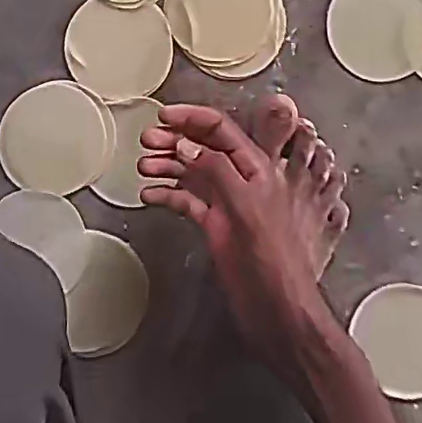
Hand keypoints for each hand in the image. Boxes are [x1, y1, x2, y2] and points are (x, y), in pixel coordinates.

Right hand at [138, 103, 343, 375]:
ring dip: (168, 166)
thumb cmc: (270, 255)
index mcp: (254, 165)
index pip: (220, 128)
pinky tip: (150, 195)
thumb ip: (217, 170)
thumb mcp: (245, 205)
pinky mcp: (216, 225)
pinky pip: (189, 201)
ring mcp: (227, 201)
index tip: (163, 114)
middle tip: (146, 140)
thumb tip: (186, 143)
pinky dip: (169, 194)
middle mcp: (239, 178)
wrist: (278, 308)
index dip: (192, 117)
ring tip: (143, 166)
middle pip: (203, 148)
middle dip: (174, 139)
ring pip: (193, 173)